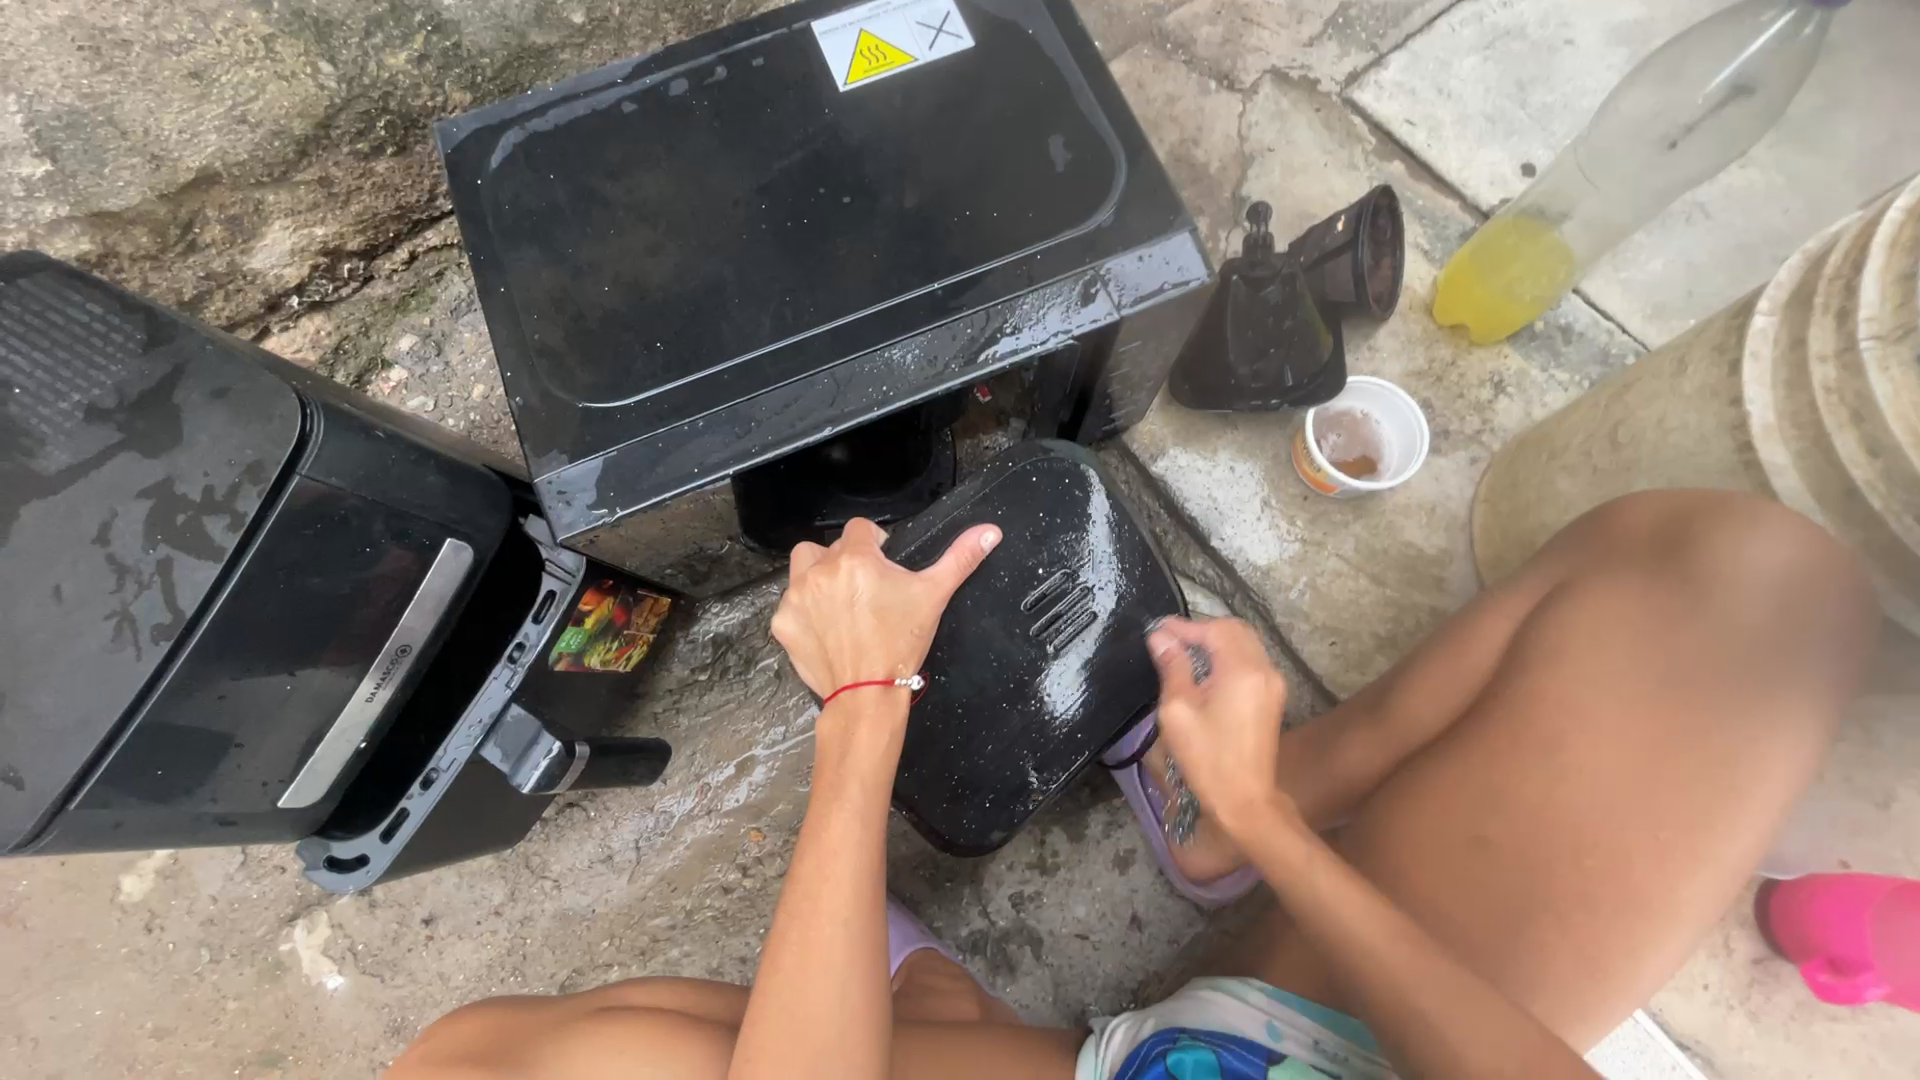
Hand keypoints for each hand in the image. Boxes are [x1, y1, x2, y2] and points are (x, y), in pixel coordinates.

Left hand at [772, 518, 1001, 700]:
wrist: (867, 692)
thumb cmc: (900, 644)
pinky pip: (790, 602)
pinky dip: (805, 610)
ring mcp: (797, 596)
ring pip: (803, 566)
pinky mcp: (784, 622)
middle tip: (865, 588)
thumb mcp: (934, 596)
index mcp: (856, 558)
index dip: (875, 542)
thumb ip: (960, 558)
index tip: (883, 563)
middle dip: (847, 560)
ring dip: (818, 575)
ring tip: (841, 601)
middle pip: (830, 546)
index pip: (861, 528)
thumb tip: (989, 532)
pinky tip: (826, 626)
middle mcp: (820, 570)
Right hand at [1147, 616, 1301, 840]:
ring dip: (1215, 642)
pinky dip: (1227, 656)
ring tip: (1183, 653)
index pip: (1214, 630)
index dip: (1184, 626)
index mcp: (1242, 670)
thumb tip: (1161, 637)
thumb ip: (1173, 666)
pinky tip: (1204, 671)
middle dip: (1202, 630)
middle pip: (1234, 630)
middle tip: (1170, 640)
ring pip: (1244, 644)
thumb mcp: (1178, 709)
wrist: (1244, 800)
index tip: (1157, 631)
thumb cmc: (1206, 757)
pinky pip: (1250, 661)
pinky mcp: (1272, 698)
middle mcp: (1264, 670)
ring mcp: (1273, 684)